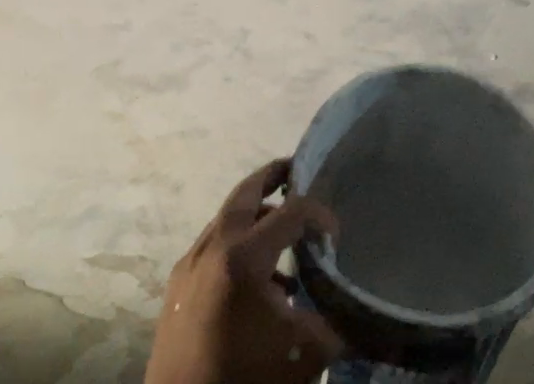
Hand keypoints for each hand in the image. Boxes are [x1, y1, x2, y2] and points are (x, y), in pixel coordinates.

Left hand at [143, 160, 342, 383]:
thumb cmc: (246, 377)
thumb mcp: (306, 352)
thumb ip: (336, 320)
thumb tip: (357, 308)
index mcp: (244, 256)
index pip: (293, 212)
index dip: (320, 216)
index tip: (336, 235)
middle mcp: (212, 248)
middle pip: (244, 193)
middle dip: (271, 177)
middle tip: (295, 170)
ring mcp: (188, 267)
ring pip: (224, 220)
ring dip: (254, 215)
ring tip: (281, 232)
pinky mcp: (176, 289)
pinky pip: (211, 247)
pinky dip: (236, 243)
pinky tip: (257, 280)